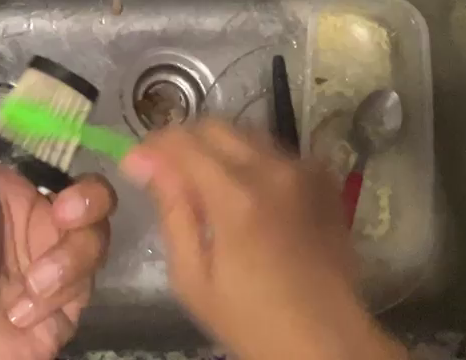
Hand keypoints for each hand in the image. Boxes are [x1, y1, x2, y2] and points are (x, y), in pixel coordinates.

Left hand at [0, 97, 117, 359]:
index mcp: (13, 191)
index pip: (57, 156)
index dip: (68, 151)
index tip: (64, 154)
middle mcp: (42, 217)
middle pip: (93, 190)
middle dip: (85, 203)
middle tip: (61, 218)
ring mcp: (62, 257)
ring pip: (98, 233)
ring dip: (64, 263)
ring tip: (29, 290)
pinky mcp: (76, 295)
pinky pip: (88, 278)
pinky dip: (56, 295)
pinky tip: (24, 313)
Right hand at [121, 120, 407, 359]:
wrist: (329, 342)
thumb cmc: (253, 320)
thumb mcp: (193, 278)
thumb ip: (171, 210)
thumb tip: (143, 161)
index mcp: (235, 196)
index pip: (181, 141)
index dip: (153, 145)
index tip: (136, 163)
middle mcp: (271, 169)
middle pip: (213, 127)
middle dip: (184, 142)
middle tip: (171, 173)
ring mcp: (302, 170)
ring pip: (245, 134)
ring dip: (220, 150)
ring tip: (211, 187)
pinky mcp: (322, 177)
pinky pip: (276, 151)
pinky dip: (254, 162)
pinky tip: (251, 195)